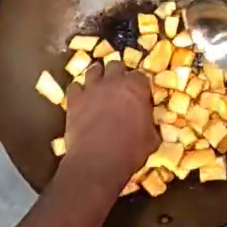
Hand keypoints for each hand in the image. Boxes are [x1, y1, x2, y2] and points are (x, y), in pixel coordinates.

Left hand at [61, 61, 159, 188]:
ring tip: (99, 85)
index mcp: (137, 88)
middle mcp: (114, 82)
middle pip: (116, 66)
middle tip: (119, 86)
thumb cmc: (130, 151)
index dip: (140, 84)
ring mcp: (92, 88)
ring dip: (98, 75)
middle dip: (118, 73)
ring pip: (94, 70)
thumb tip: (152, 128)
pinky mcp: (74, 100)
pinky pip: (74, 86)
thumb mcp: (151, 139)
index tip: (140, 94)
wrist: (97, 160)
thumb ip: (151, 126)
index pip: (140, 75)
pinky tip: (81, 97)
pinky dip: (79, 90)